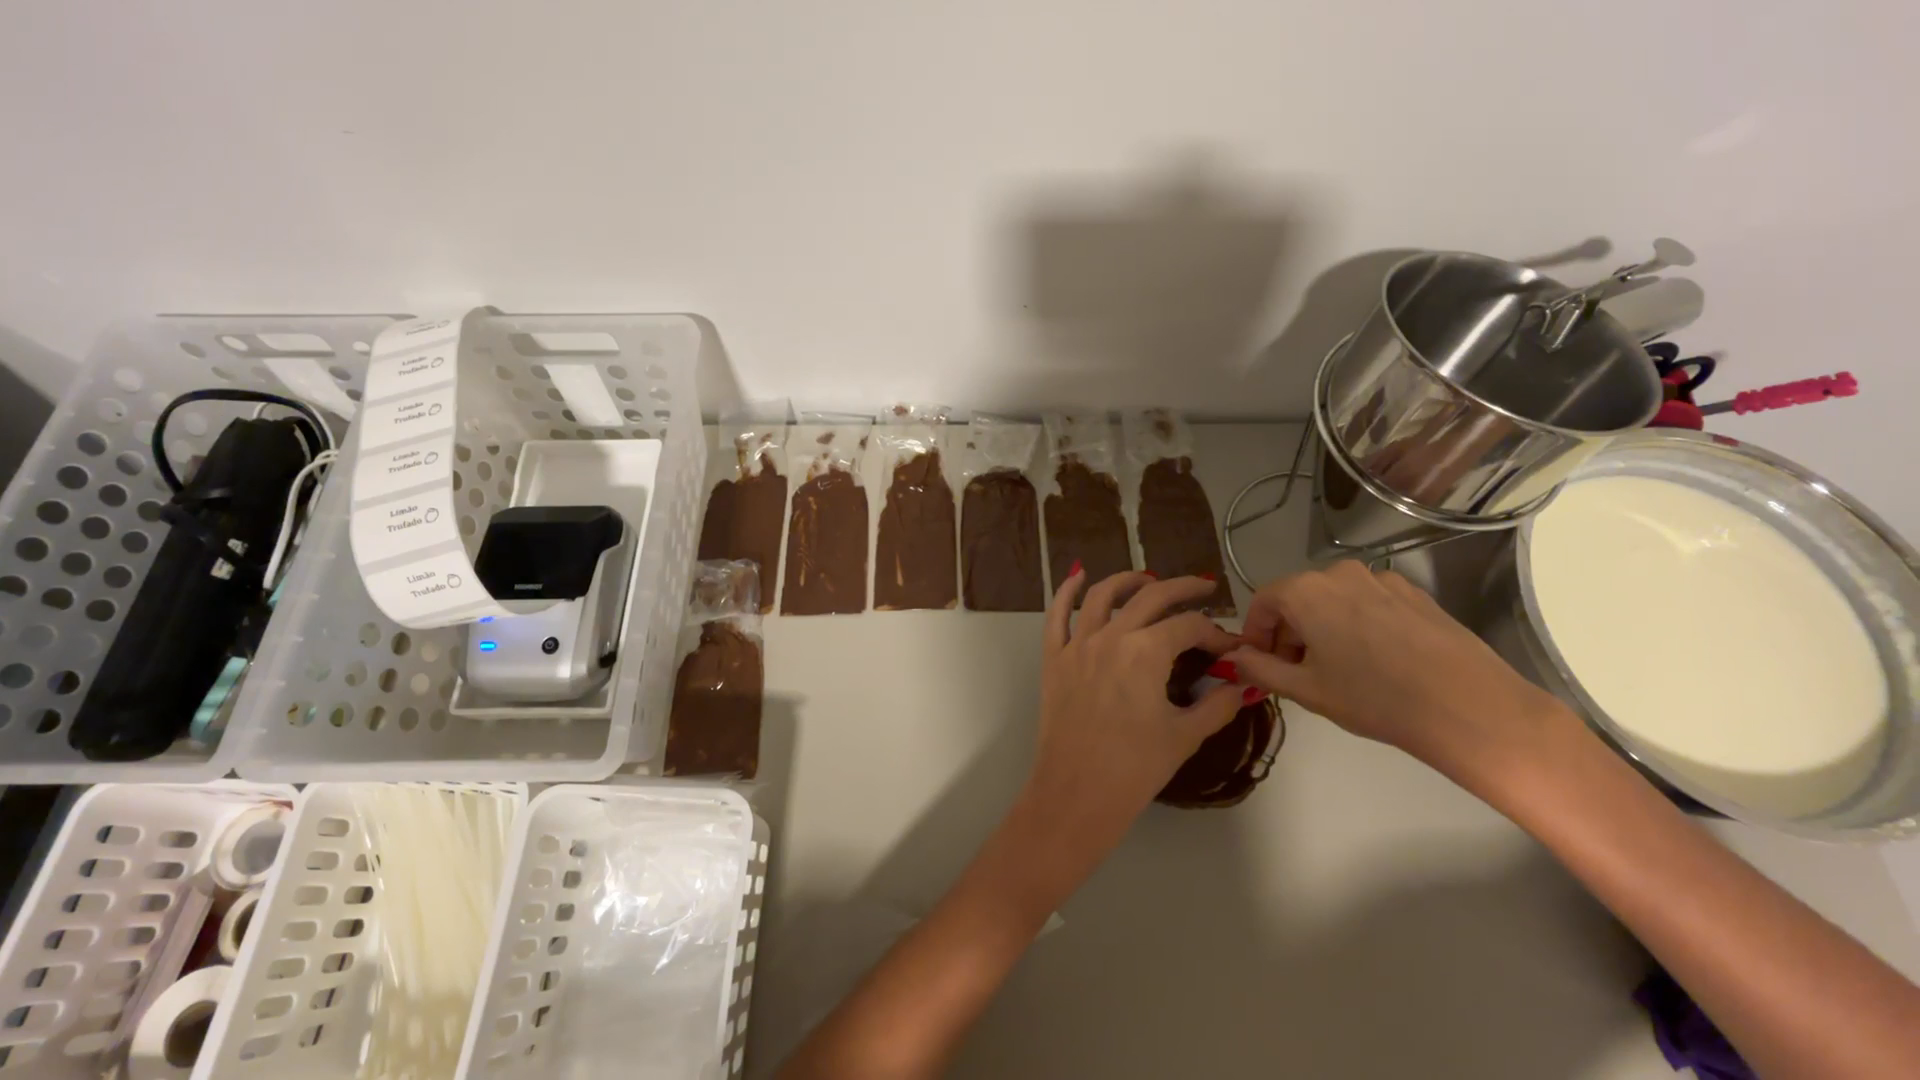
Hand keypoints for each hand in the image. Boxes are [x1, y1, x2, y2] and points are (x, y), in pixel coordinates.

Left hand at [1027, 568, 1244, 868]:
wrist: (1075, 795)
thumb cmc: (1134, 769)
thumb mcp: (1185, 735)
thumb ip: (1219, 703)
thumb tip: (1246, 684)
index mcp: (1145, 652)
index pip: (1189, 626)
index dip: (1216, 632)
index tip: (1229, 647)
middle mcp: (1110, 637)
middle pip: (1150, 597)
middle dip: (1183, 589)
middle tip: (1204, 589)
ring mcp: (1077, 645)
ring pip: (1101, 595)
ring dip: (1129, 580)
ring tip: (1149, 577)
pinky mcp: (1053, 660)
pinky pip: (1056, 615)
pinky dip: (1067, 591)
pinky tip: (1078, 576)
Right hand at [1226, 560, 1573, 777]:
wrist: (1467, 705)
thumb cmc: (1374, 698)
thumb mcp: (1306, 690)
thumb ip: (1260, 668)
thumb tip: (1233, 658)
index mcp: (1307, 591)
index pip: (1263, 601)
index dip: (1254, 633)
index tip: (1259, 664)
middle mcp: (1341, 573)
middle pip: (1299, 597)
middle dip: (1289, 632)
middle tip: (1296, 673)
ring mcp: (1383, 580)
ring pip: (1335, 600)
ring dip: (1323, 628)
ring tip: (1338, 670)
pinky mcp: (1416, 593)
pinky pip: (1369, 603)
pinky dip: (1358, 625)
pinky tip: (1377, 663)